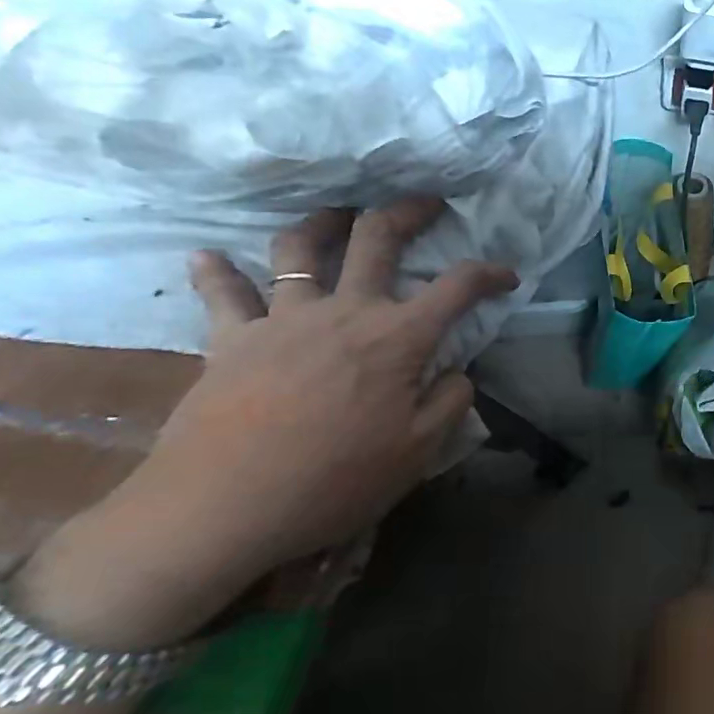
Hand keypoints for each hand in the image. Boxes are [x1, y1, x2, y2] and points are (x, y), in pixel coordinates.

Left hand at [14, 198, 515, 648]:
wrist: (221, 510)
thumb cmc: (334, 481)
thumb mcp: (418, 452)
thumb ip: (449, 402)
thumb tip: (457, 371)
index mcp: (398, 337)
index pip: (459, 286)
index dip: (491, 273)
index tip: (507, 276)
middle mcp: (346, 310)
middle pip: (379, 238)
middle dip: (409, 211)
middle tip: (427, 203)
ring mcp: (285, 319)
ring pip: (300, 248)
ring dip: (322, 221)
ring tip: (336, 214)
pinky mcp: (232, 339)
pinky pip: (223, 294)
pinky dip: (215, 271)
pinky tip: (206, 254)